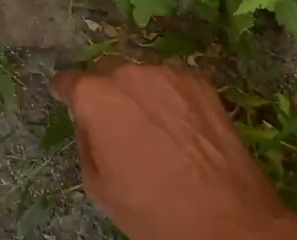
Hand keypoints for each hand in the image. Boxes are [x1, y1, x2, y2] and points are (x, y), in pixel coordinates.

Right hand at [51, 61, 296, 239]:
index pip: (67, 80)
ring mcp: (166, 75)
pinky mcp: (200, 84)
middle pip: (104, 72)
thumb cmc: (155, 210)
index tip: (67, 101)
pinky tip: (182, 130)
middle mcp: (126, 73)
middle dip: (105, 92)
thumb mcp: (99, 187)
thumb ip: (85, 142)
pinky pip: (173, 85)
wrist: (231, 225)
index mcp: (94, 96)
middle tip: (117, 124)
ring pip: (141, 77)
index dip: (65, 93)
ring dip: (140, 94)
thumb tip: (90, 124)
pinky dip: (171, 100)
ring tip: (155, 128)